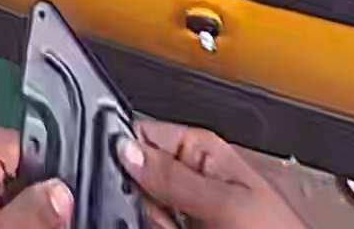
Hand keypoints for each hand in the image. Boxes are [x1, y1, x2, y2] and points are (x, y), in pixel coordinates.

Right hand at [119, 122, 306, 228]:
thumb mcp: (228, 206)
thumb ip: (174, 176)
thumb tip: (124, 146)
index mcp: (203, 151)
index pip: (142, 134)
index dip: (130, 154)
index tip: (133, 178)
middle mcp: (194, 178)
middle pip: (140, 177)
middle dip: (149, 202)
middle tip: (176, 219)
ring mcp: (194, 212)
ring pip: (148, 210)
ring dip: (158, 223)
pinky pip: (160, 226)